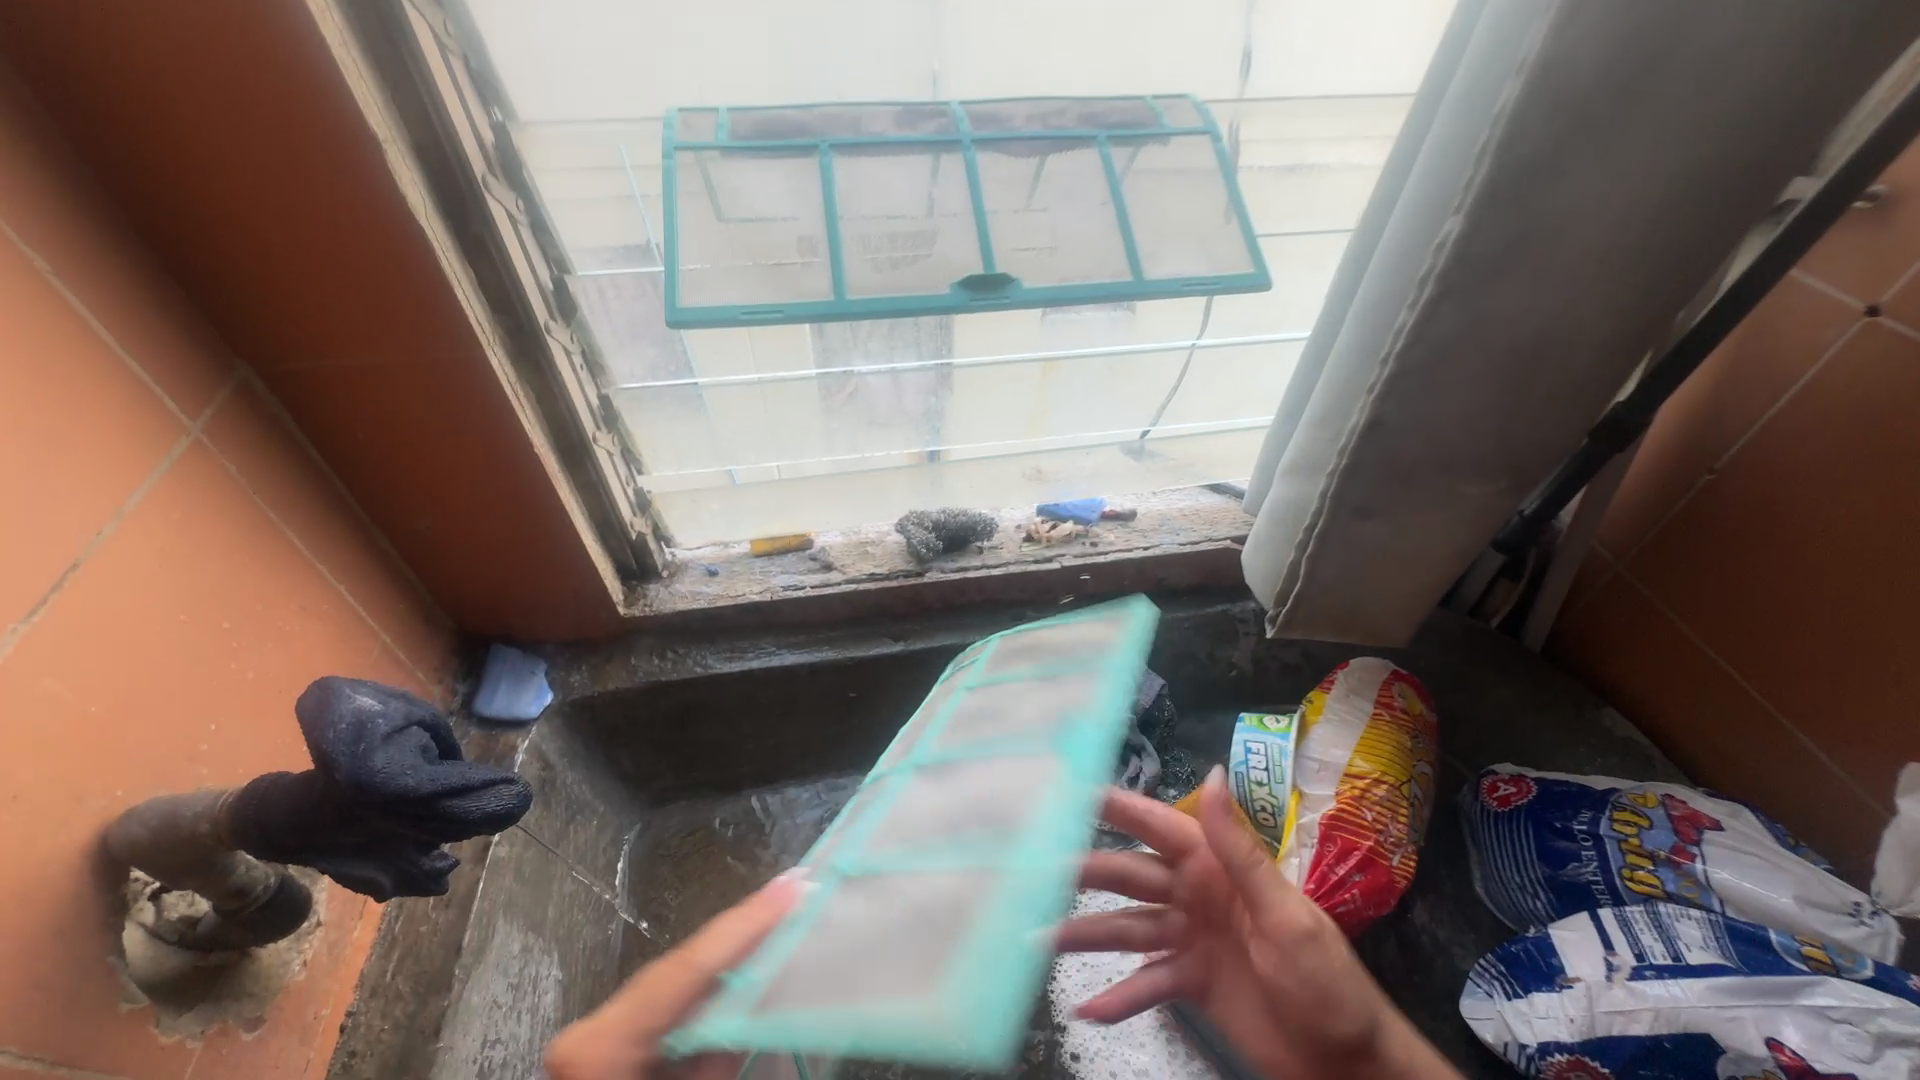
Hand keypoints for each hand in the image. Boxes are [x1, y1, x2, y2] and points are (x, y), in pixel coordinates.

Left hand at [545, 871, 807, 1079]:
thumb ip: (722, 1056)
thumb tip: (761, 998)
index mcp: (604, 1048)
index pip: (686, 969)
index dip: (744, 925)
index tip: (792, 887)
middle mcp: (591, 1030)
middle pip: (680, 967)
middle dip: (740, 931)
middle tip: (794, 893)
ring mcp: (594, 1036)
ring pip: (674, 981)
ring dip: (728, 955)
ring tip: (779, 914)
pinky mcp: (604, 1047)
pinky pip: (666, 1005)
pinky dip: (706, 988)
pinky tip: (744, 963)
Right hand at [1061, 770, 1460, 1079]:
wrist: (1346, 1061)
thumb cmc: (1325, 980)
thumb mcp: (1283, 912)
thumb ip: (1239, 849)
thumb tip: (1212, 773)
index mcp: (1217, 868)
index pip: (1157, 826)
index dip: (1116, 806)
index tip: (1069, 790)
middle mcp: (1195, 895)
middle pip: (1128, 876)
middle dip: (1083, 872)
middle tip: (1032, 871)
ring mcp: (1189, 938)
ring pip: (1125, 928)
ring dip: (1085, 935)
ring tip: (1039, 941)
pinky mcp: (1190, 982)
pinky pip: (1144, 985)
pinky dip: (1117, 996)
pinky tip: (1086, 1008)